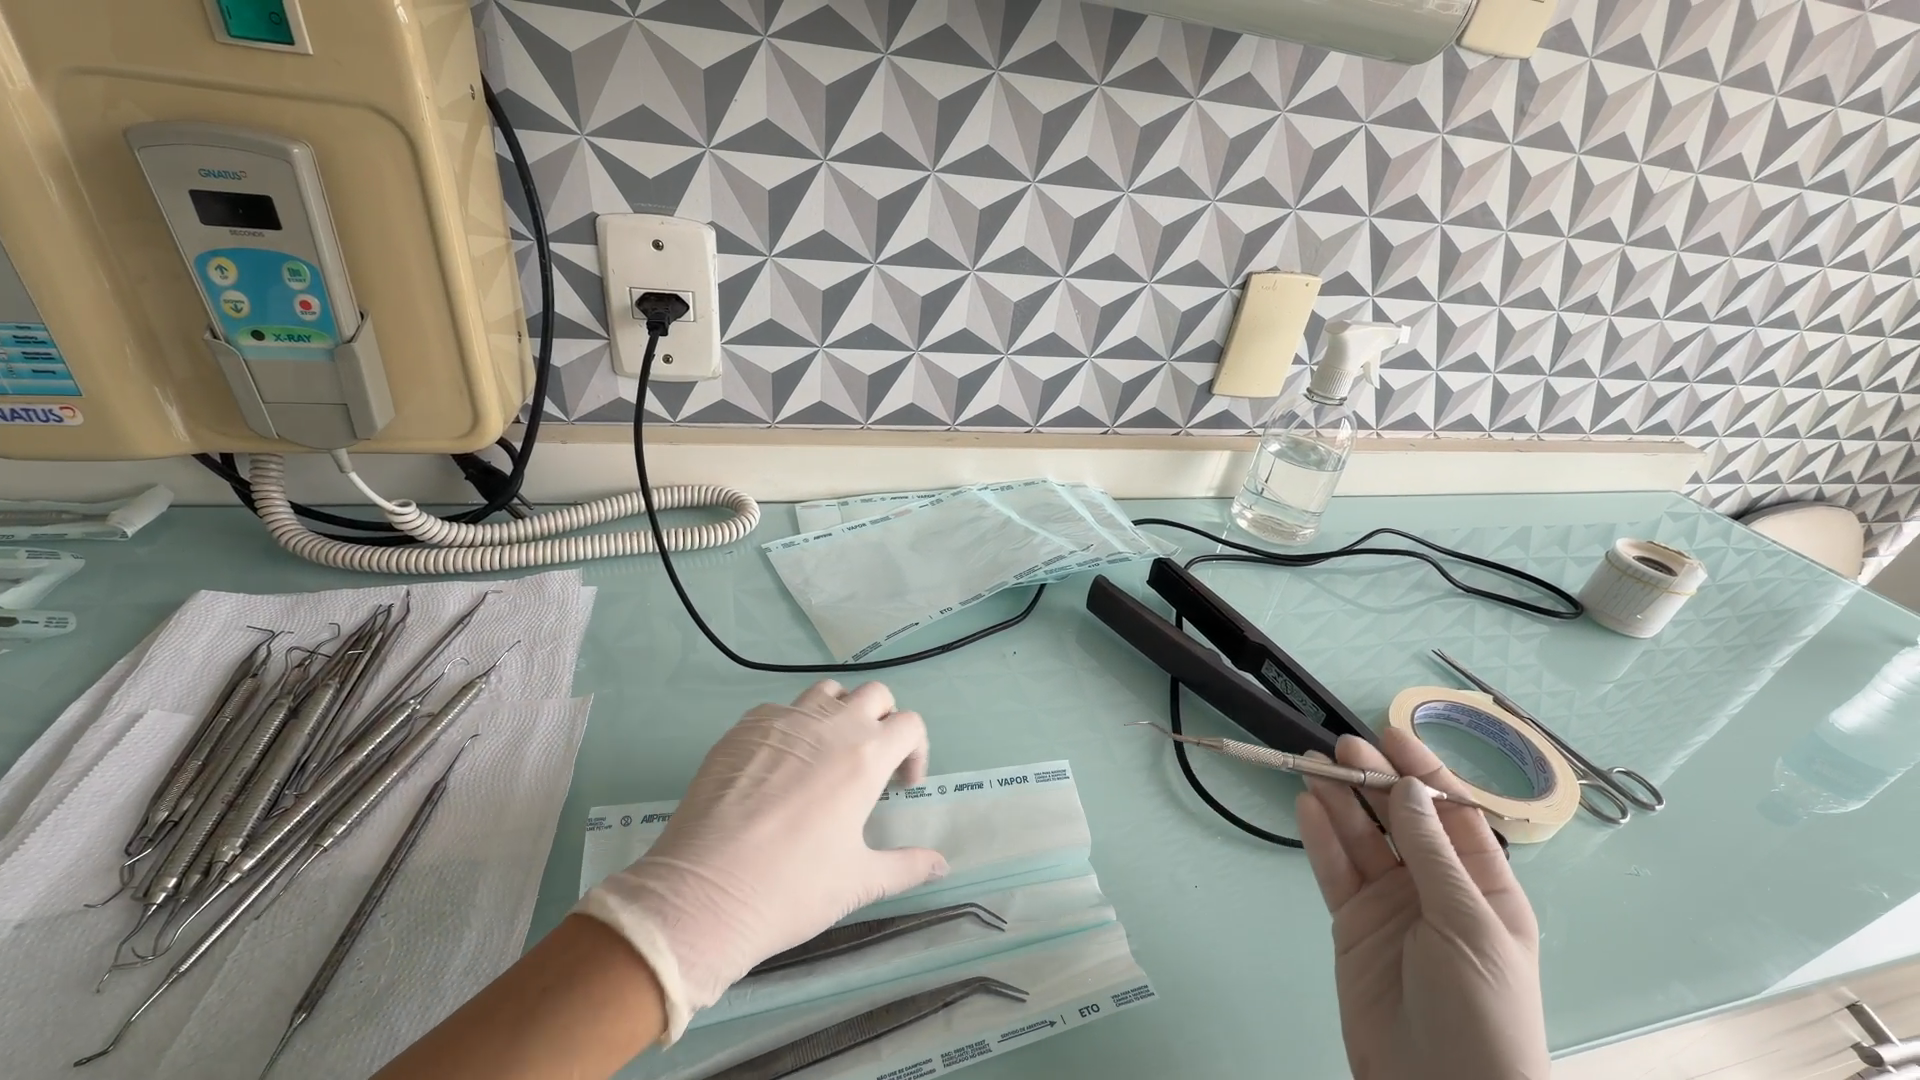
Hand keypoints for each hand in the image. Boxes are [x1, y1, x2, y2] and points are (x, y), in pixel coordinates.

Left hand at [575, 681, 947, 1040]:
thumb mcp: (859, 882)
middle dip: (882, 722)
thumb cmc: (791, 889)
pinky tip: (776, 769)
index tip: (900, 786)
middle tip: (869, 765)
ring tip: (826, 756)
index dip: (915, 751)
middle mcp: (828, 725)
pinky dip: (791, 726)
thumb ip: (906, 866)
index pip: (910, 724)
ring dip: (838, 713)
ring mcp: (781, 720)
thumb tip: (941, 864)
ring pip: (825, 691)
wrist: (704, 892)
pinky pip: (779, 710)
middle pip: (873, 695)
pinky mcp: (742, 728)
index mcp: (865, 756)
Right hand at [1296, 728, 1549, 1079]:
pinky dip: (1321, 838)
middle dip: (1376, 782)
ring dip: (1342, 802)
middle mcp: (1436, 888)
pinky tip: (1306, 808)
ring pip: (1363, 840)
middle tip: (1343, 748)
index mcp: (1484, 888)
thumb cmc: (1480, 1009)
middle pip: (1401, 821)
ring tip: (1315, 767)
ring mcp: (1391, 906)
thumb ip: (1432, 853)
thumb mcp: (1468, 925)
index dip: (1425, 773)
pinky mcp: (1353, 925)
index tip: (1392, 736)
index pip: (1453, 815)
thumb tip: (1408, 788)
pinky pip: (1335, 871)